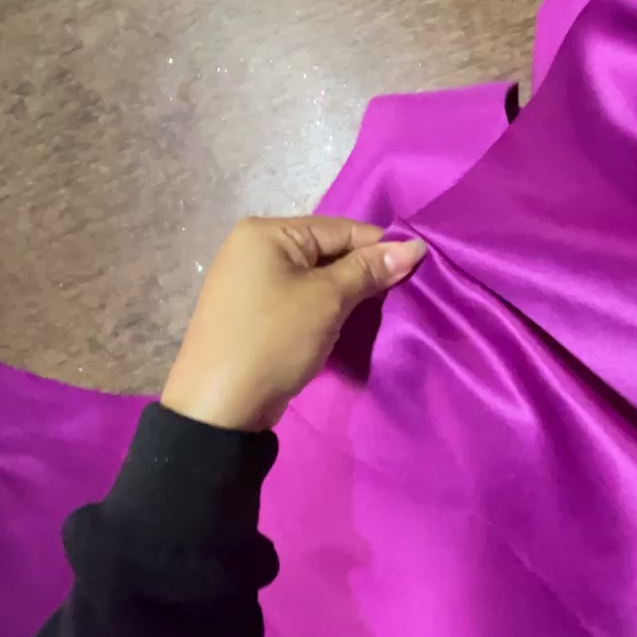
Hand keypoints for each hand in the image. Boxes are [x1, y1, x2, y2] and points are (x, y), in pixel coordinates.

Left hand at [162, 216, 427, 430]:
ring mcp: (251, 280)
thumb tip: (414, 247)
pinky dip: (326, 306)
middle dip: (364, 271)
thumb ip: (370, 269)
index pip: (340, 229)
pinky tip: (347, 321)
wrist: (218, 407)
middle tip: (402, 293)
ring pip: (316, 276)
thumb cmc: (274, 340)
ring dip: (348, 291)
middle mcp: (255, 247)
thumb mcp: (327, 300)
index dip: (381, 247)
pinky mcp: (254, 310)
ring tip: (379, 309)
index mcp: (266, 232)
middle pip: (328, 250)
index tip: (418, 268)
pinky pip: (301, 296)